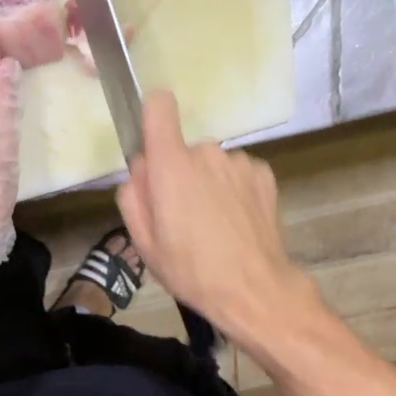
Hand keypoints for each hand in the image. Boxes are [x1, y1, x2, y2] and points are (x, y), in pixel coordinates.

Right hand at [116, 91, 315, 342]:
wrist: (252, 288)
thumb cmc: (190, 271)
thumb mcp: (145, 244)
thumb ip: (133, 198)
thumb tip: (140, 170)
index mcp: (171, 167)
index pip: (159, 107)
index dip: (153, 119)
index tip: (153, 146)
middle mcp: (206, 153)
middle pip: (183, 151)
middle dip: (179, 176)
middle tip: (182, 220)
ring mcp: (238, 162)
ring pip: (211, 165)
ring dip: (207, 186)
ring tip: (212, 227)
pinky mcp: (262, 173)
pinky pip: (235, 175)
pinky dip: (231, 193)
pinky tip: (234, 224)